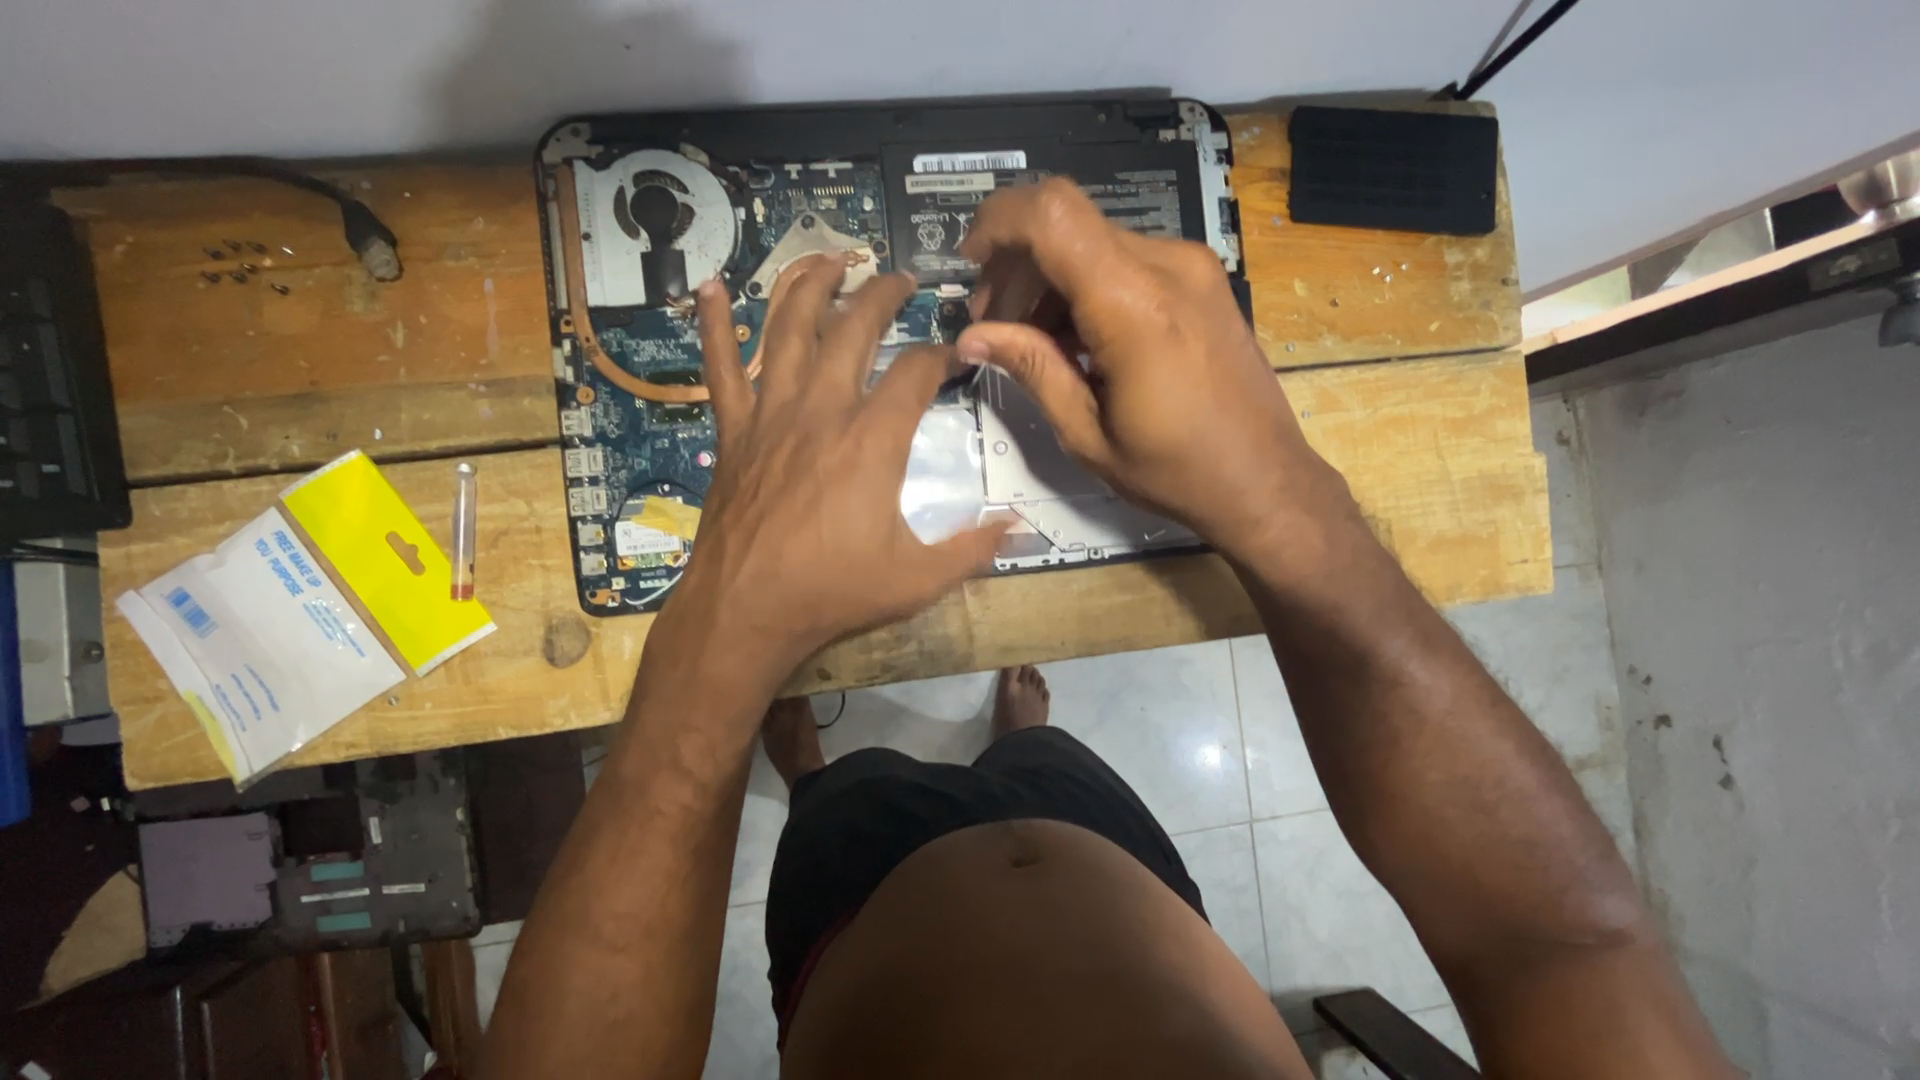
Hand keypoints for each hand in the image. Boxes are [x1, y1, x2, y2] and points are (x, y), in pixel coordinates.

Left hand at [652, 255, 1007, 680]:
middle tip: (901, 279)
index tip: (952, 354)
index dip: (939, 354)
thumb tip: (1020, 526)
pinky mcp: (734, 431)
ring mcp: (771, 415)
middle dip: (883, 295)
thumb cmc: (833, 593)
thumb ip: (972, 549)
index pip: (916, 371)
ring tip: (831, 258)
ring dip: (810, 285)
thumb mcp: (917, 579)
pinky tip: (706, 289)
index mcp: (873, 440)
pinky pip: (720, 367)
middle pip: (855, 329)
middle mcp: (823, 409)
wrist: (745, 611)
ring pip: (789, 329)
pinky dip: (713, 326)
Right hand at [955, 178, 1349, 558]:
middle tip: (992, 326)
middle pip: (1066, 225)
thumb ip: (1031, 370)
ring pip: (1092, 241)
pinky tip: (1074, 339)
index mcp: (1134, 305)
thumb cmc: (1175, 471)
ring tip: (1030, 341)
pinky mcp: (1201, 280)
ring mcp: (1191, 267)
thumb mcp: (1087, 434)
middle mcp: (1167, 265)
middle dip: (1016, 266)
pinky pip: (1124, 261)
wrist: (1265, 480)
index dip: (998, 222)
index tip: (970, 266)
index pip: (1052, 215)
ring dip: (1048, 280)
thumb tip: (970, 337)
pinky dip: (1084, 287)